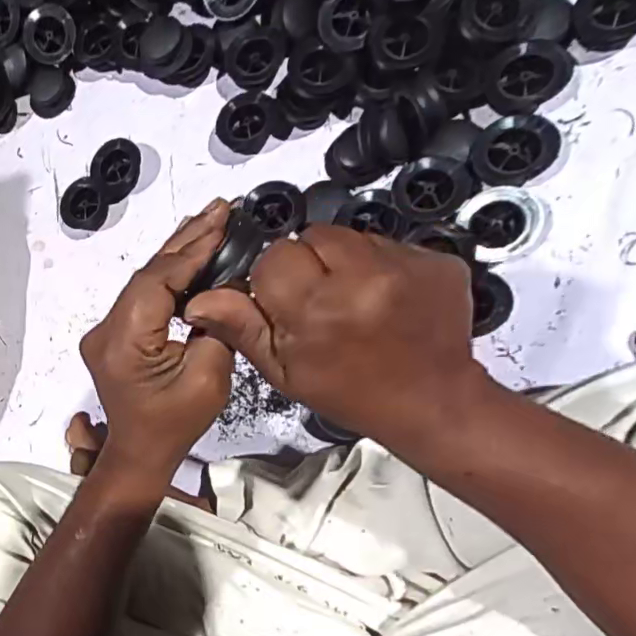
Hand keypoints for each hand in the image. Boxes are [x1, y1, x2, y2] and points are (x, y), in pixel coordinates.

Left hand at [78, 200, 236, 482]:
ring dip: (177, 254)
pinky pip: (142, 297)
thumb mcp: (208, 379)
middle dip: (186, 240)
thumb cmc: (174, 426)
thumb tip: (222, 287)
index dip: (192, 249)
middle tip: (219, 209)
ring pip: (144, 282)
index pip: (158, 281)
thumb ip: (216, 327)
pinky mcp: (112, 336)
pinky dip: (168, 276)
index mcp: (124, 343)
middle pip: (148, 274)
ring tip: (209, 223)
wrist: (141, 452)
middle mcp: (105, 332)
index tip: (222, 220)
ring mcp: (104, 332)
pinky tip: (189, 256)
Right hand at [183, 225, 488, 449]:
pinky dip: (377, 265)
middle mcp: (361, 279)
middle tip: (322, 304)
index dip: (273, 280)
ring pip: (348, 235)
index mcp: (316, 310)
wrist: (428, 400)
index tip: (286, 303)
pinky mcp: (432, 259)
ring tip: (353, 302)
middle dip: (307, 264)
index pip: (273, 257)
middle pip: (310, 236)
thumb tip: (203, 301)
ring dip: (342, 261)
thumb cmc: (354, 393)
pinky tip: (381, 298)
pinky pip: (386, 242)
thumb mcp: (286, 372)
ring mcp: (402, 266)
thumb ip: (243, 328)